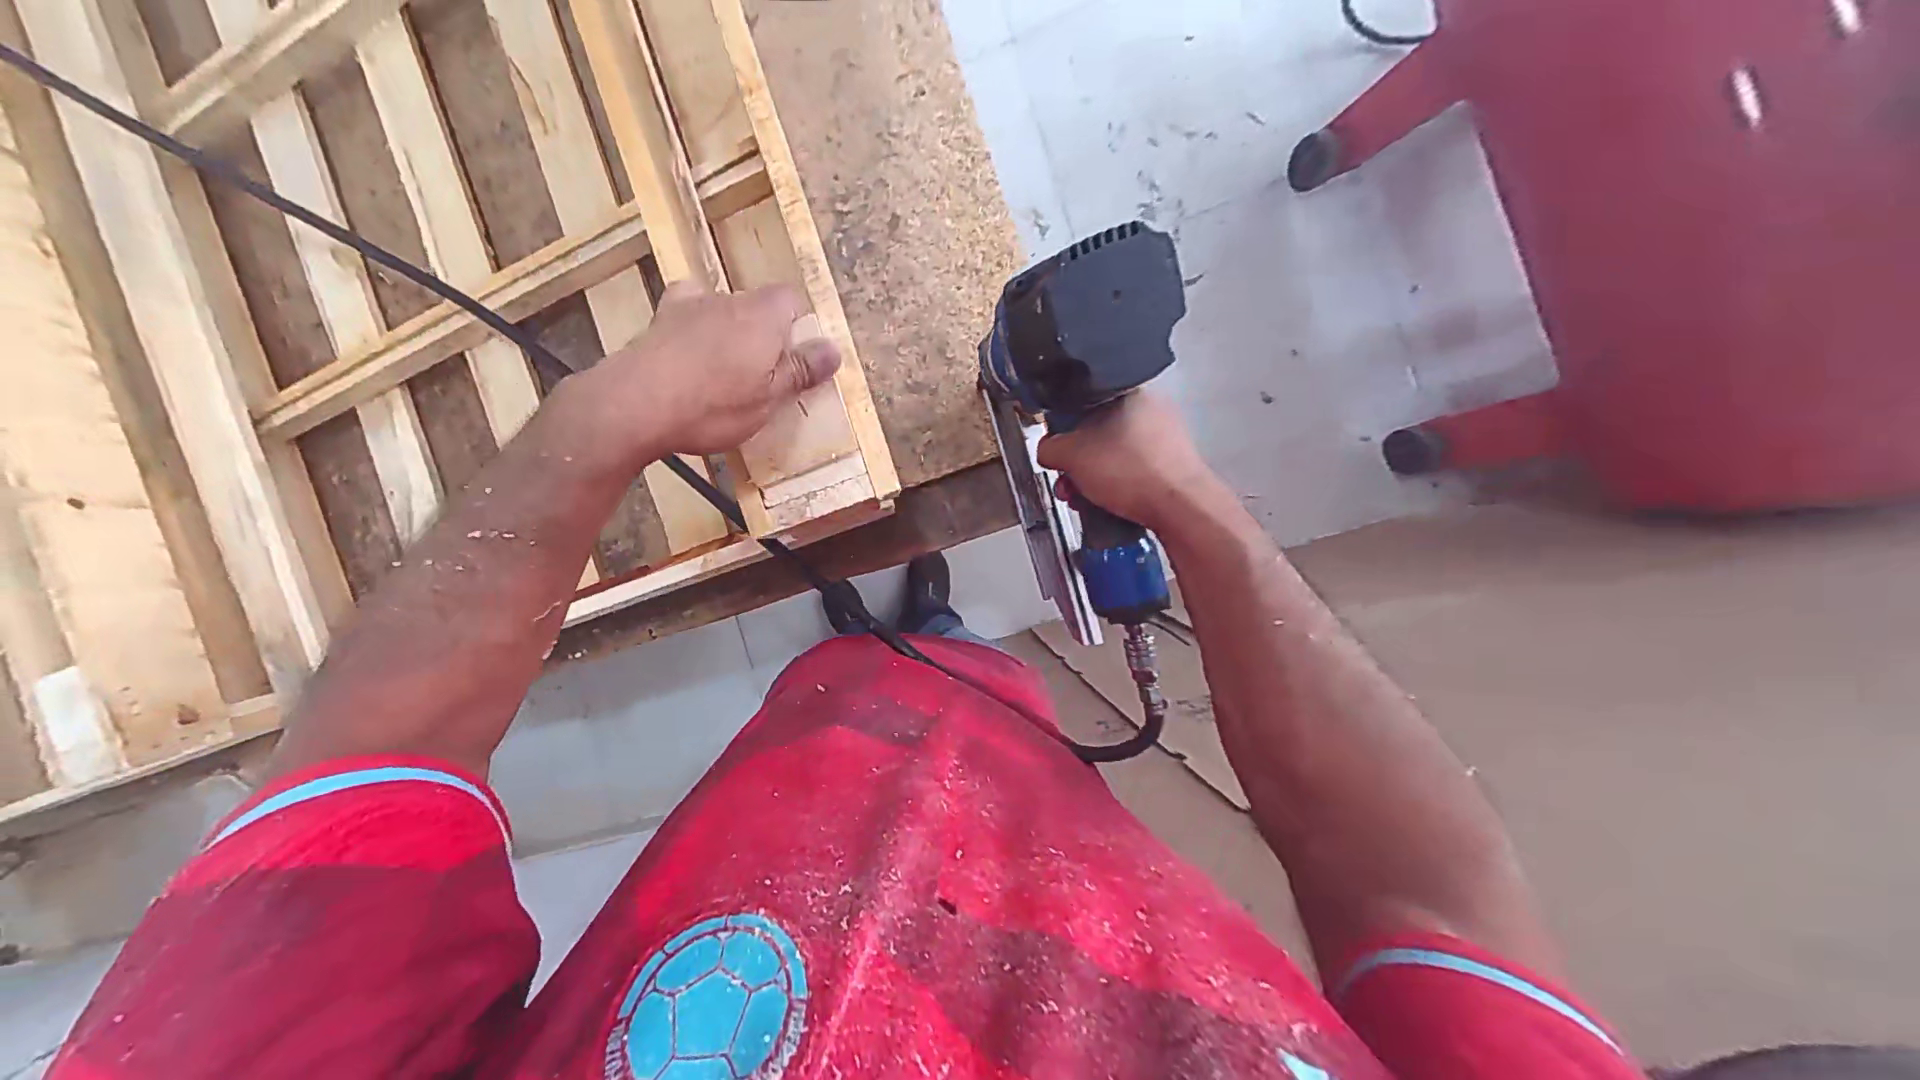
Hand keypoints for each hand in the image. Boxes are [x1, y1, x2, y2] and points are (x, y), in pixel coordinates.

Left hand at [560, 282, 841, 468]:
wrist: (635, 405)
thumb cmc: (714, 404)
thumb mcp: (770, 397)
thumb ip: (801, 370)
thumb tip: (833, 348)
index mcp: (763, 314)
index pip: (791, 298)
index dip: (798, 326)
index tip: (797, 359)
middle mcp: (728, 299)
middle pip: (756, 306)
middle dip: (764, 333)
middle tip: (764, 376)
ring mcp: (688, 306)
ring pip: (721, 311)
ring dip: (728, 334)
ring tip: (725, 374)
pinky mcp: (658, 322)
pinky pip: (686, 318)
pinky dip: (693, 332)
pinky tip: (690, 356)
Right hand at [1035, 391, 1222, 533]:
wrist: (1179, 506)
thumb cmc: (1129, 470)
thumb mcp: (1070, 455)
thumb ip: (1049, 448)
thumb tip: (1048, 451)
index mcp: (1127, 392)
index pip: (1081, 404)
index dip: (1060, 429)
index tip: (1055, 452)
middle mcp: (1150, 409)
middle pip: (1096, 433)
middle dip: (1075, 463)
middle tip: (1066, 483)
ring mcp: (1165, 438)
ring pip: (1113, 455)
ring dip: (1091, 478)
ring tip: (1082, 500)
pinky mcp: (1172, 465)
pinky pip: (1133, 471)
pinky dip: (1115, 486)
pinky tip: (1105, 505)